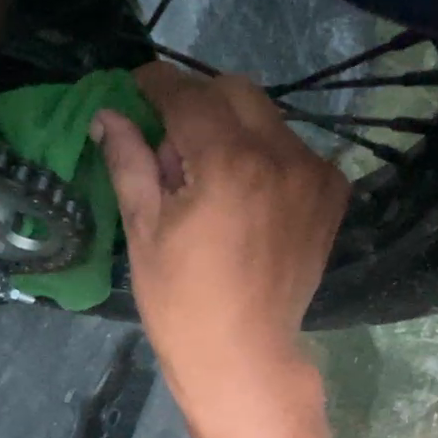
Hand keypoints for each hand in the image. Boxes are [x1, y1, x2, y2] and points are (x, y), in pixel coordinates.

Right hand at [92, 62, 348, 412]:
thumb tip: (107, 116)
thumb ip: (130, 163)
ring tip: (201, 177)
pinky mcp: (330, 190)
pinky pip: (288, 147)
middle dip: (194, 101)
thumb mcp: (143, 230)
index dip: (157, 84)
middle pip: (234, 91)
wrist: (241, 353)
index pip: (189, 97)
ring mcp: (314, 170)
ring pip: (265, 117)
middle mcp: (281, 153)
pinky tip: (237, 194)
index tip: (135, 84)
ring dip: (226, 127)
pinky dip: (257, 153)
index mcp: (228, 163)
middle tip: (164, 140)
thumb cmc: (177, 300)